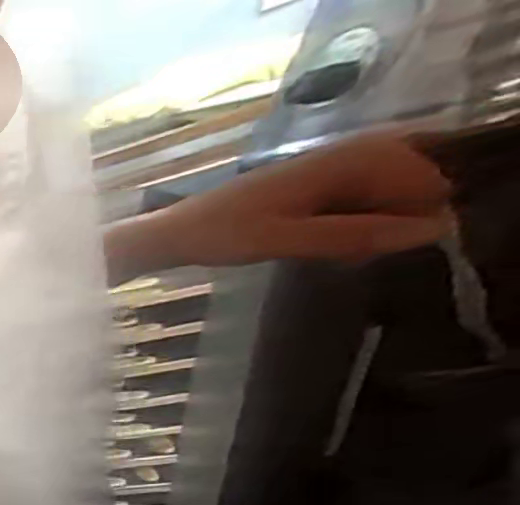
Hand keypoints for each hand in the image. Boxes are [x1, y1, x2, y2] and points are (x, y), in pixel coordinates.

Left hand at [166, 133, 451, 265]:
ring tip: (321, 247)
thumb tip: (431, 232)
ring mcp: (340, 161)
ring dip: (366, 225)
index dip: (404, 224)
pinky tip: (315, 240)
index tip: (359, 251)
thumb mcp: (284, 240)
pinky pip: (360, 197)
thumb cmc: (222, 235)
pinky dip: (348, 220)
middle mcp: (359, 149)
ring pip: (387, 195)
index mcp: (358, 158)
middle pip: (412, 189)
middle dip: (386, 223)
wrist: (175, 231)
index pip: (428, 188)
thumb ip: (352, 235)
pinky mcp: (320, 177)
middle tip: (337, 252)